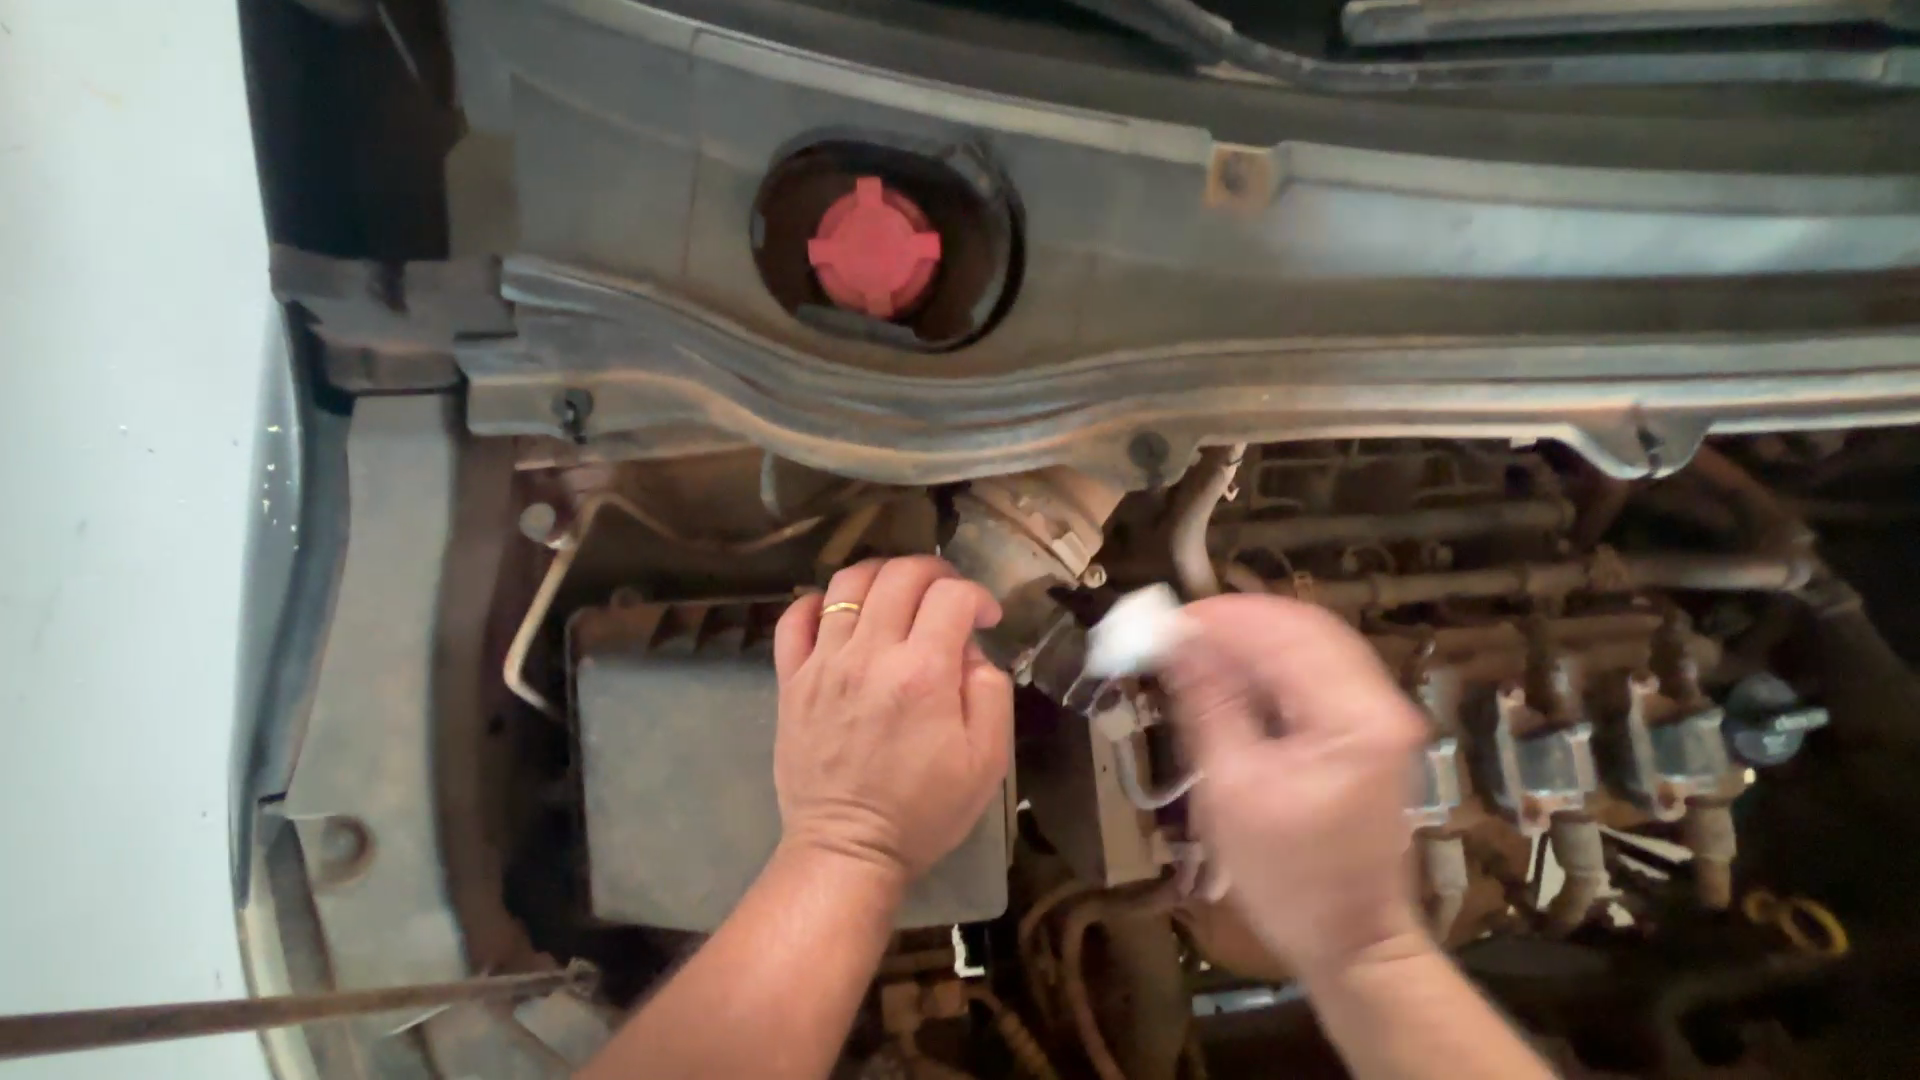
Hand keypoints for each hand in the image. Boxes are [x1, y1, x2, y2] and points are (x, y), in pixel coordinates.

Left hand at [772, 556, 1013, 884]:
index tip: (986, 619)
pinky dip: (818, 601)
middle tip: (948, 597)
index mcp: (923, 674)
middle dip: (935, 571)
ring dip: (882, 574)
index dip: (978, 596)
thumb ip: (990, 691)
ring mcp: (823, 664)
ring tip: (898, 594)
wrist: (848, 850)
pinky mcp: (791, 680)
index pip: (952, 595)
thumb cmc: (925, 811)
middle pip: (900, 574)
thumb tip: (970, 648)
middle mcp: (870, 655)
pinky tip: (842, 614)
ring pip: (847, 582)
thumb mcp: (987, 761)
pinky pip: (794, 618)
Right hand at [1160, 595, 1430, 979]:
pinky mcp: (1369, 727)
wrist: (1351, 941)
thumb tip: (1176, 641)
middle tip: (1177, 630)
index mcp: (1354, 719)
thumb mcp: (1230, 789)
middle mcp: (1380, 704)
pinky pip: (1316, 670)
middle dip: (1236, 621)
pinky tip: (1231, 674)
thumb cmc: (1287, 878)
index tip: (1168, 621)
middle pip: (1304, 627)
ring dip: (1251, 638)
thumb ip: (1206, 703)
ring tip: (1195, 649)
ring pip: (1311, 643)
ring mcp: (1381, 714)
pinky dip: (1270, 662)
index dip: (1223, 618)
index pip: (1286, 634)